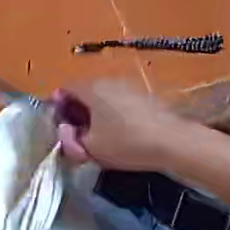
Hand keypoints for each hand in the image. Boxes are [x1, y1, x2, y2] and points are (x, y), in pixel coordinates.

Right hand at [55, 80, 189, 171]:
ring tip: (97, 138)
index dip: (58, 107)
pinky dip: (112, 115)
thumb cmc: (126, 142)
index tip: (60, 127)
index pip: (64, 88)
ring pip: (102, 97)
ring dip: (95, 114)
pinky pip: (118, 102)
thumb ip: (72, 140)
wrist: (172, 140)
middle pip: (84, 92)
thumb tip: (66, 133)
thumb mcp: (91, 148)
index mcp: (91, 88)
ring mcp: (128, 86)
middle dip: (76, 112)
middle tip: (76, 135)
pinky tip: (119, 135)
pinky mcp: (143, 96)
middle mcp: (108, 81)